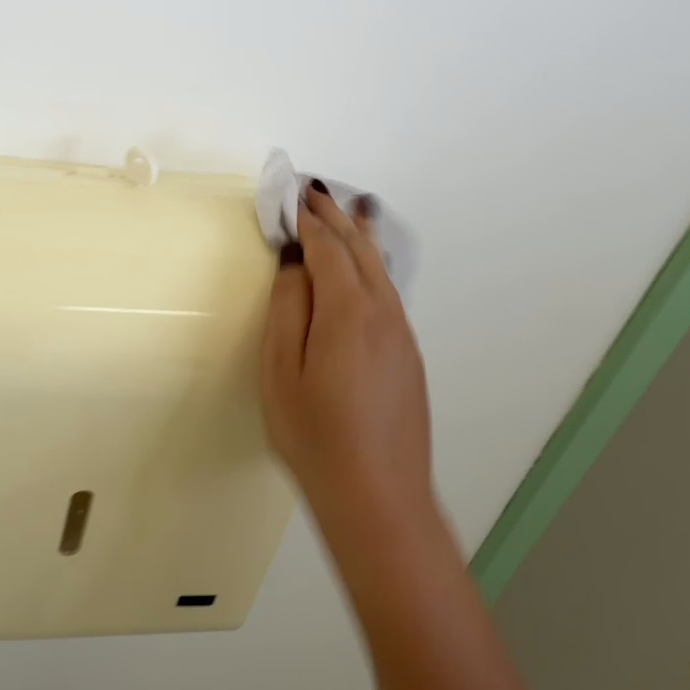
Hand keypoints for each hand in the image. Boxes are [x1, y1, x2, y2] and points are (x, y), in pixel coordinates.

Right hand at [261, 182, 433, 517]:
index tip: (289, 194)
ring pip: (379, 269)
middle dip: (335, 217)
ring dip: (357, 236)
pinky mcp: (408, 356)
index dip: (307, 219)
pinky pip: (388, 292)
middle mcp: (383, 313)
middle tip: (312, 191)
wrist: (379, 498)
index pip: (327, 248)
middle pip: (359, 250)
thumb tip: (294, 265)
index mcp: (347, 311)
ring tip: (344, 211)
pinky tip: (363, 267)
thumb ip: (287, 310)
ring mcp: (402, 335)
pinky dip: (370, 265)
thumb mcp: (281, 372)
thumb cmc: (316, 436)